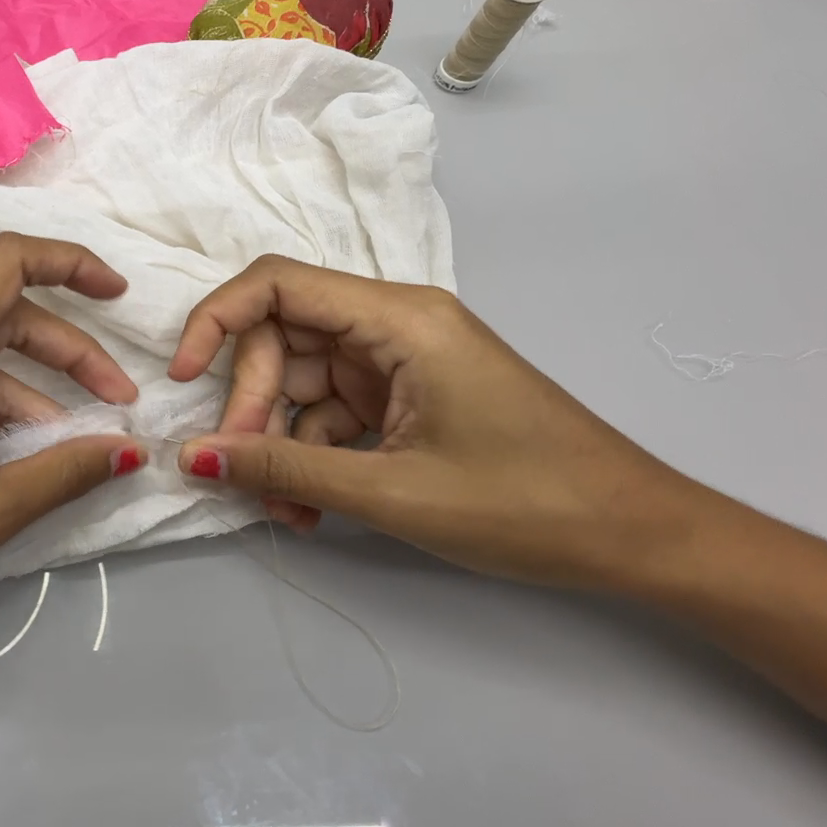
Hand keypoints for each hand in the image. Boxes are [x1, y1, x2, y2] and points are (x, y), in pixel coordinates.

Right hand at [168, 255, 696, 589]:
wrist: (644, 542)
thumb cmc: (529, 504)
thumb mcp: (390, 491)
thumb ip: (281, 469)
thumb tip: (188, 457)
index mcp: (399, 319)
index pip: (277, 284)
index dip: (215, 320)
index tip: (182, 378)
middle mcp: (391, 327)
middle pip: (279, 340)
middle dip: (250, 405)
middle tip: (240, 470)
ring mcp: (395, 363)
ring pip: (296, 384)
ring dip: (276, 443)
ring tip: (285, 508)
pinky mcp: (401, 398)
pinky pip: (326, 414)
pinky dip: (307, 456)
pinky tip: (310, 508)